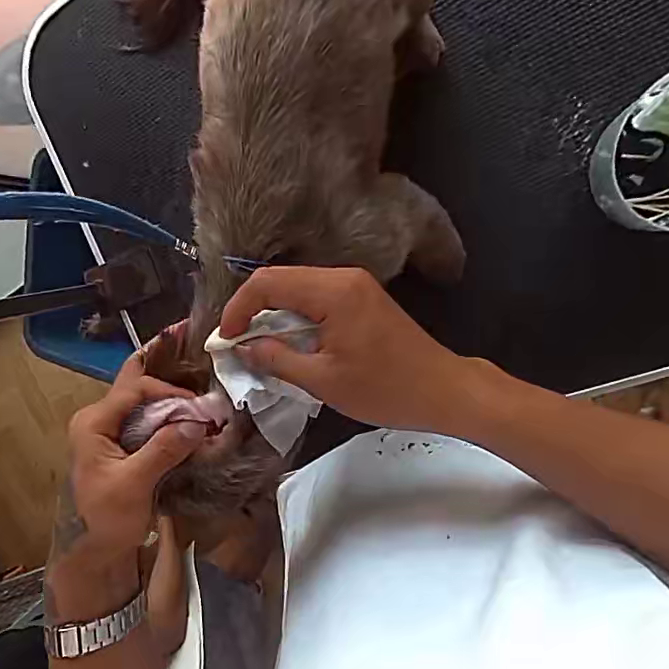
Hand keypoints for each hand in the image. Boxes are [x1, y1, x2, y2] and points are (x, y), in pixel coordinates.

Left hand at [47, 341, 209, 619]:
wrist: (97, 552)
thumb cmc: (108, 518)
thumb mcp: (136, 483)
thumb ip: (164, 449)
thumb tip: (196, 423)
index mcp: (92, 423)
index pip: (134, 390)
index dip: (169, 393)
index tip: (198, 408)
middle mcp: (98, 420)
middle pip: (139, 392)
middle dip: (172, 394)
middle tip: (204, 404)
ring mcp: (108, 433)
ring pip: (145, 407)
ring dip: (173, 410)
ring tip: (201, 415)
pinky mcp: (121, 447)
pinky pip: (147, 424)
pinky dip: (168, 423)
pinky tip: (189, 428)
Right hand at [219, 266, 490, 434]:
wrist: (443, 390)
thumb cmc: (386, 389)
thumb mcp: (323, 380)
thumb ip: (277, 359)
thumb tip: (243, 348)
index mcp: (333, 291)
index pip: (267, 283)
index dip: (238, 309)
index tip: (225, 338)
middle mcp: (343, 277)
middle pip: (280, 279)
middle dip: (251, 308)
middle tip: (235, 342)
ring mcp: (356, 285)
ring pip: (296, 287)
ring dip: (272, 312)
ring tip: (255, 345)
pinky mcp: (362, 297)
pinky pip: (315, 297)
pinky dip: (294, 315)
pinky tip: (287, 341)